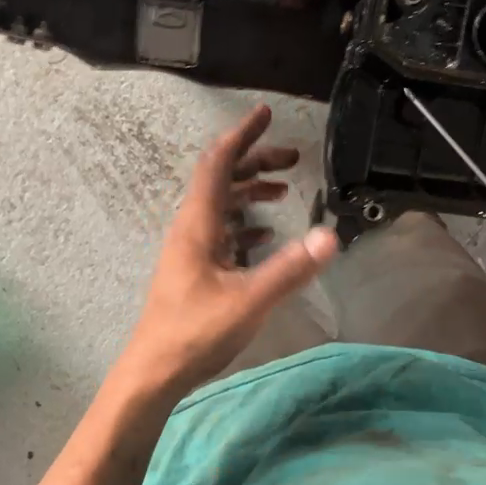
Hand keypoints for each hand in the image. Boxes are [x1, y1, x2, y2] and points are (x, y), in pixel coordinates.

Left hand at [117, 105, 338, 395]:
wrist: (154, 371)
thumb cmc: (195, 333)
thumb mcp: (248, 301)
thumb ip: (290, 269)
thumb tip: (332, 236)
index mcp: (198, 225)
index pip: (219, 164)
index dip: (243, 135)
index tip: (266, 113)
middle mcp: (191, 229)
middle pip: (222, 180)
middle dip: (255, 162)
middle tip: (292, 158)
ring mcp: (190, 251)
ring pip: (222, 207)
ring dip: (252, 192)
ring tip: (285, 191)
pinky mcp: (195, 272)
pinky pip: (222, 233)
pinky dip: (246, 224)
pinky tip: (266, 235)